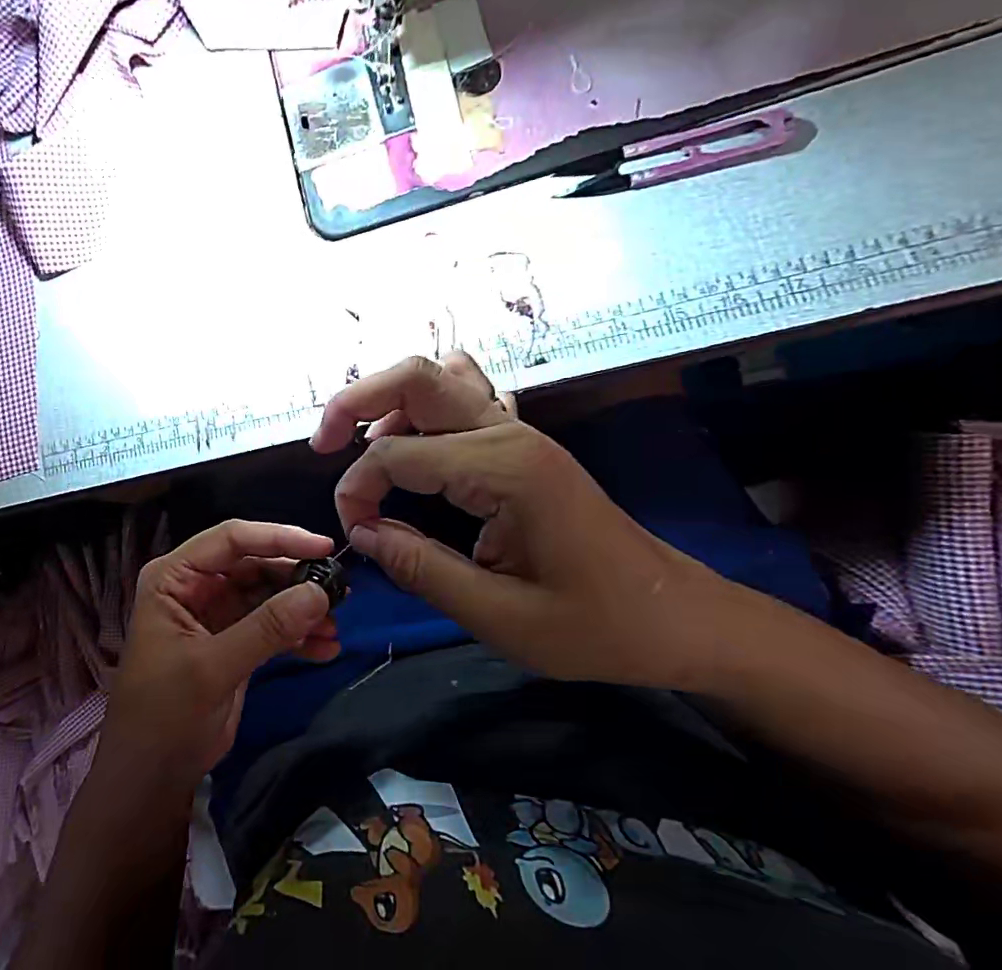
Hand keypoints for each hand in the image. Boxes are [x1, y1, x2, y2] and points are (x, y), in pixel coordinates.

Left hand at [104, 520, 340, 782]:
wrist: (151, 774)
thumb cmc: (164, 714)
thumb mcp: (212, 668)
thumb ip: (264, 628)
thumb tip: (319, 592)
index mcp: (173, 577)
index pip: (230, 540)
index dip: (277, 538)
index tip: (324, 547)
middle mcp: (194, 587)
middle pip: (253, 565)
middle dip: (295, 578)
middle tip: (341, 594)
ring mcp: (215, 615)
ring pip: (267, 595)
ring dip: (301, 608)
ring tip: (335, 627)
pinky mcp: (233, 643)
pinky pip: (271, 627)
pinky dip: (297, 635)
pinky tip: (325, 649)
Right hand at [314, 353, 762, 691]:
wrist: (680, 618)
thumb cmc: (597, 626)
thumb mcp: (498, 616)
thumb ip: (418, 568)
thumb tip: (360, 531)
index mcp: (504, 471)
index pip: (395, 455)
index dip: (356, 490)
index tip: (354, 533)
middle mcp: (509, 434)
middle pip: (415, 376)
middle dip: (353, 402)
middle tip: (321, 446)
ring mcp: (519, 431)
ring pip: (439, 375)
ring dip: (389, 399)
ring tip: (362, 443)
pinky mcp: (523, 443)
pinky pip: (466, 394)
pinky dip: (425, 405)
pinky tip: (413, 441)